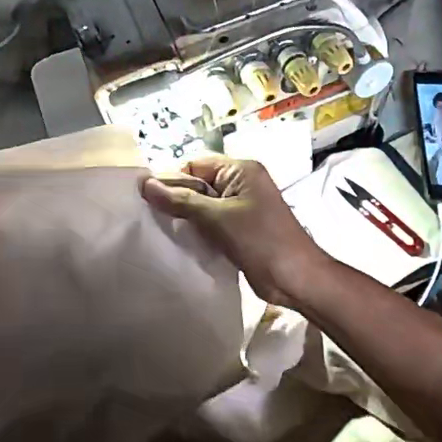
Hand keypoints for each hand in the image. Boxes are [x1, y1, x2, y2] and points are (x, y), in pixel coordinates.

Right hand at [140, 156, 333, 308]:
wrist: (296, 278)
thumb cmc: (260, 240)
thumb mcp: (218, 217)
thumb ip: (181, 200)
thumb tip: (146, 184)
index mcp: (240, 170)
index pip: (195, 163)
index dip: (171, 177)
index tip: (147, 198)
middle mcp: (241, 183)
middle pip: (198, 182)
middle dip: (176, 197)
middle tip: (150, 216)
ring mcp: (242, 207)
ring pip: (202, 204)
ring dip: (185, 216)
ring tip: (161, 229)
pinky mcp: (239, 229)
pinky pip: (211, 222)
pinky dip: (197, 229)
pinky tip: (180, 241)